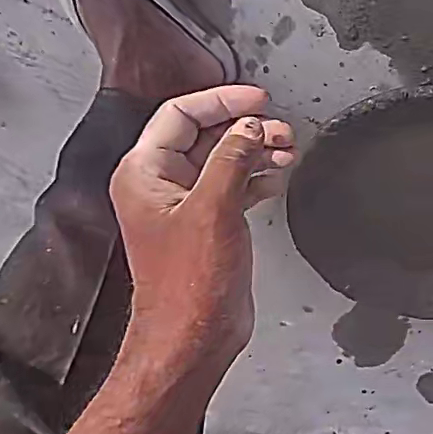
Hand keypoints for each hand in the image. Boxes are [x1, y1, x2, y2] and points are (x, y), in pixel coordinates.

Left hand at [108, 85, 296, 371]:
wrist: (194, 335)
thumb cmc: (189, 284)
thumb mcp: (213, 209)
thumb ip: (232, 159)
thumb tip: (250, 125)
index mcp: (146, 173)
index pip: (181, 114)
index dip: (222, 100)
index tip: (258, 99)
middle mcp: (163, 184)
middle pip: (207, 134)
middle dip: (247, 127)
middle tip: (282, 130)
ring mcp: (188, 203)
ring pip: (226, 158)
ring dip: (258, 150)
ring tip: (287, 150)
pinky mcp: (211, 221)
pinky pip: (236, 183)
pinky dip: (258, 175)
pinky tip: (277, 176)